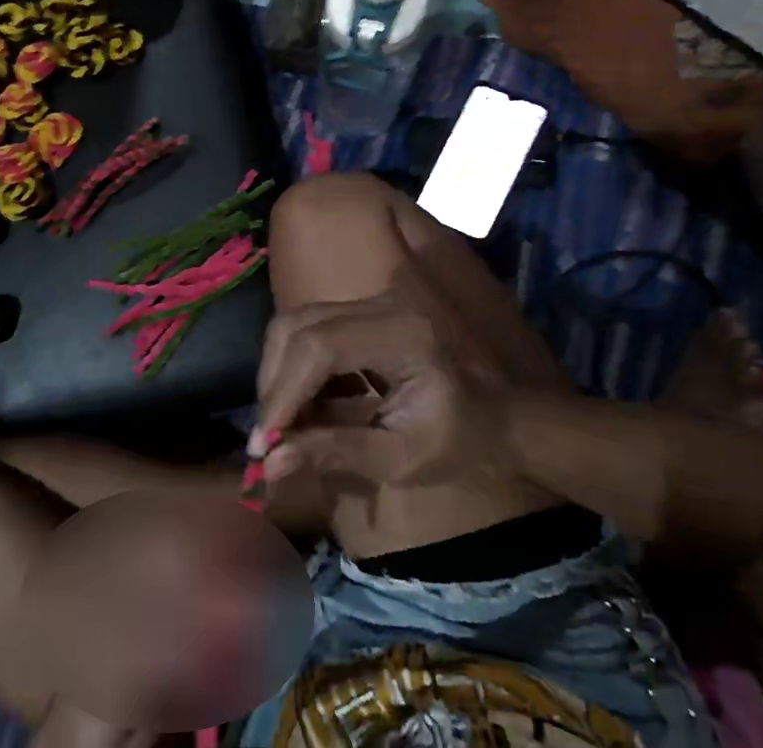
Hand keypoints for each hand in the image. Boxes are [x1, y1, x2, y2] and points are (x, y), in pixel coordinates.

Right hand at [250, 265, 523, 487]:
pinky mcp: (360, 309)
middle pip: (297, 327)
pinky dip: (293, 369)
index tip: (264, 446)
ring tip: (284, 426)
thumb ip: (336, 453)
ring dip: (278, 376)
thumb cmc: (461, 439)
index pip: (320, 347)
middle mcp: (382, 302)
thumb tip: (270, 463)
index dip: (283, 393)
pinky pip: (308, 329)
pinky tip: (303, 407)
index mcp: (404, 333)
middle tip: (269, 440)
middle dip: (273, 386)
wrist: (498, 410)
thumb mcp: (402, 458)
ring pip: (295, 324)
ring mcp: (370, 299)